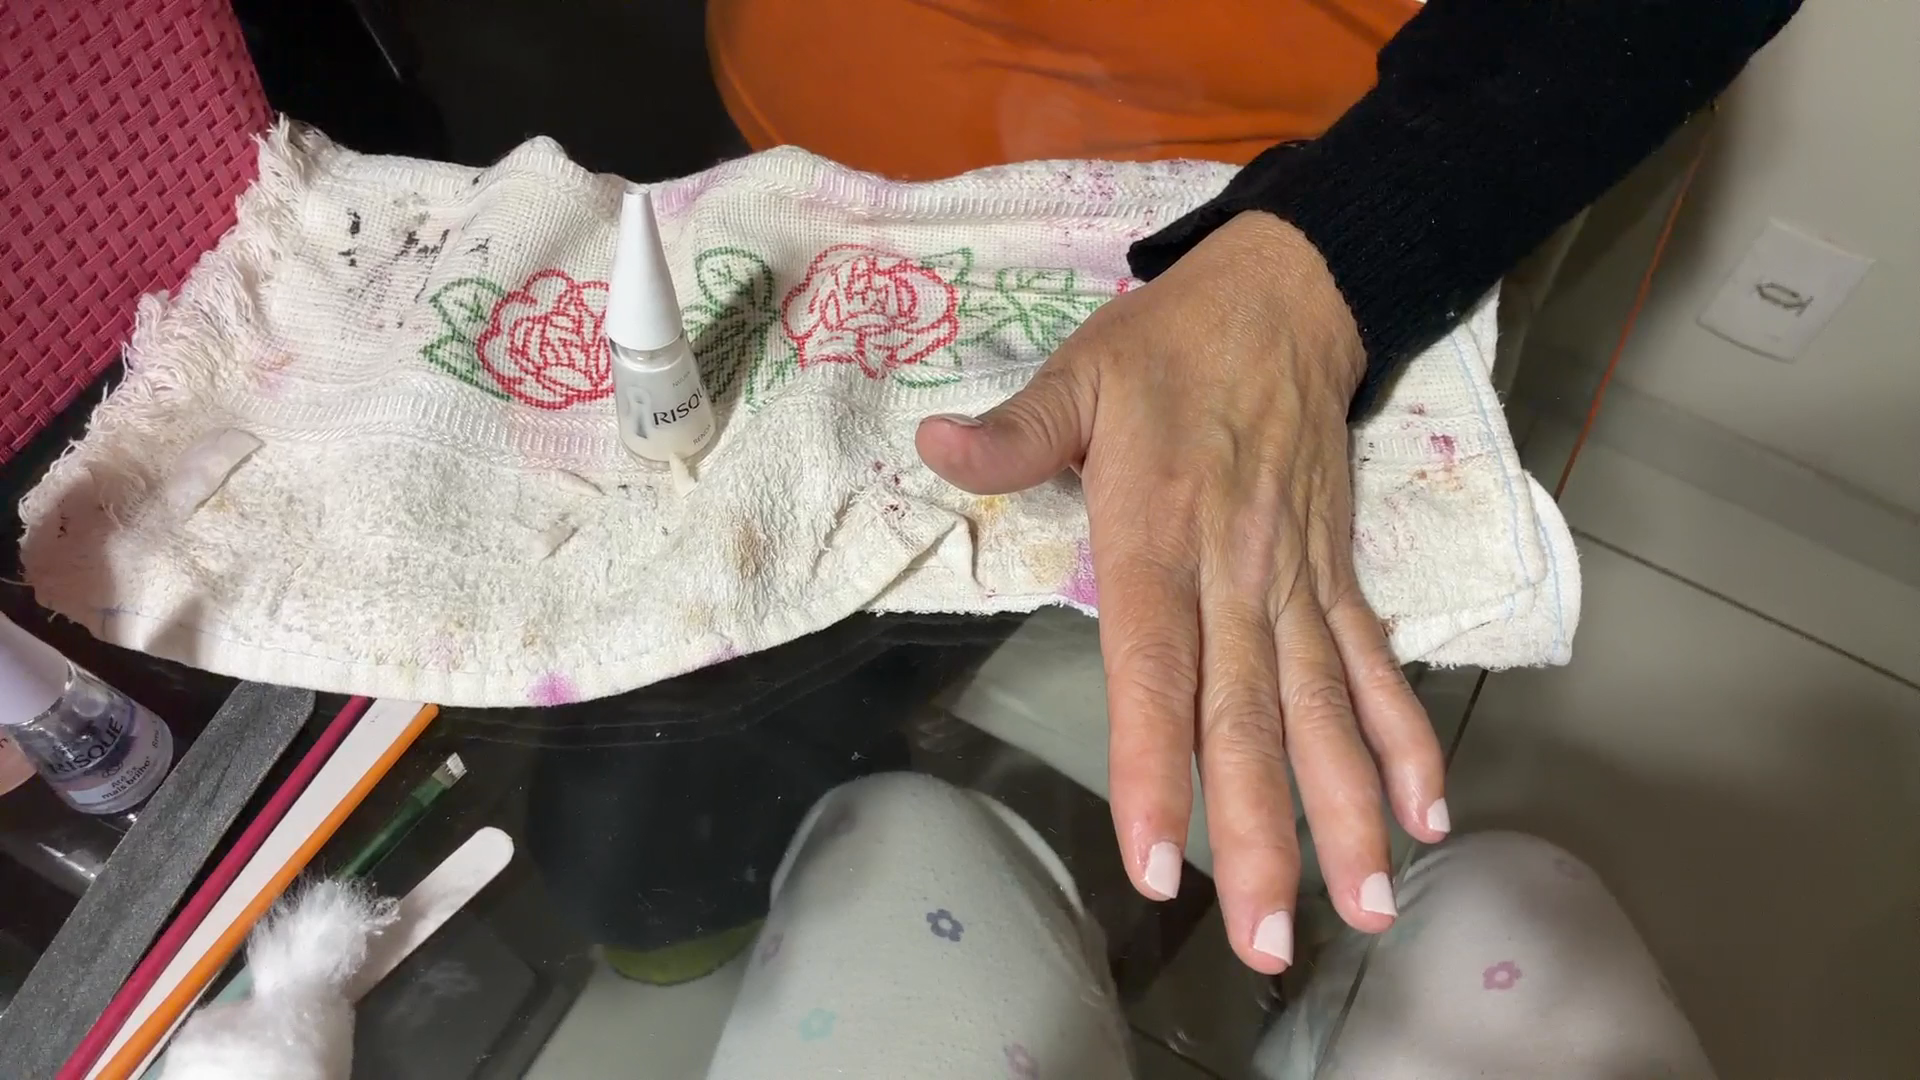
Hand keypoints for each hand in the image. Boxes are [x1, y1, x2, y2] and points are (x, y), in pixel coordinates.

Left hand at [916, 211, 1447, 973]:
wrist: (1282, 299)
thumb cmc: (1166, 347)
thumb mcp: (1076, 376)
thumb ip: (1011, 433)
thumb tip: (928, 449)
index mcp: (1159, 535)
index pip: (1154, 668)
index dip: (1153, 765)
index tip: (1156, 863)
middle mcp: (1238, 573)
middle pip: (1248, 716)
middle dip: (1260, 832)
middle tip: (1264, 940)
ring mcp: (1298, 577)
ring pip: (1322, 708)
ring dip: (1346, 811)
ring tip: (1362, 910)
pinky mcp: (1337, 568)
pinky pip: (1374, 661)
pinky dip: (1401, 735)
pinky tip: (1425, 811)